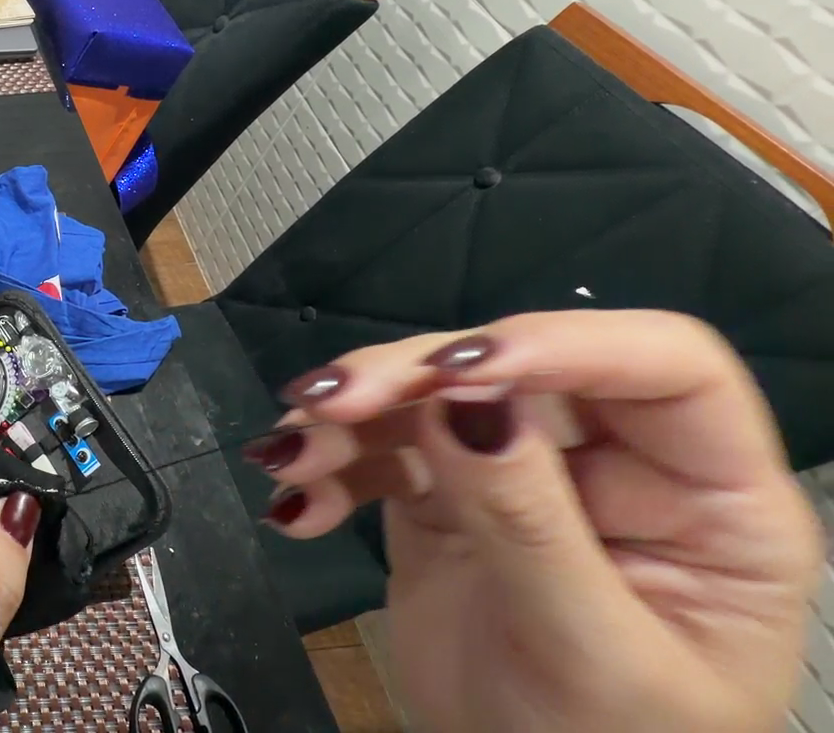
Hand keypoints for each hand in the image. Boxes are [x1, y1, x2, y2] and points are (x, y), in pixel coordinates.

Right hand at [244, 310, 821, 732]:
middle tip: (324, 403)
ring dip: (343, 423)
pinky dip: (325, 469)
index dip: (560, 344)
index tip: (448, 371)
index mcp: (707, 499)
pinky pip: (375, 451)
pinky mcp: (437, 493)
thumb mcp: (587, 649)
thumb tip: (461, 401)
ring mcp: (513, 474)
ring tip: (286, 462)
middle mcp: (609, 466)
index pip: (661, 368)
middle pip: (505, 370)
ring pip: (422, 400)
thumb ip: (528, 520)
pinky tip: (297, 511)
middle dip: (404, 379)